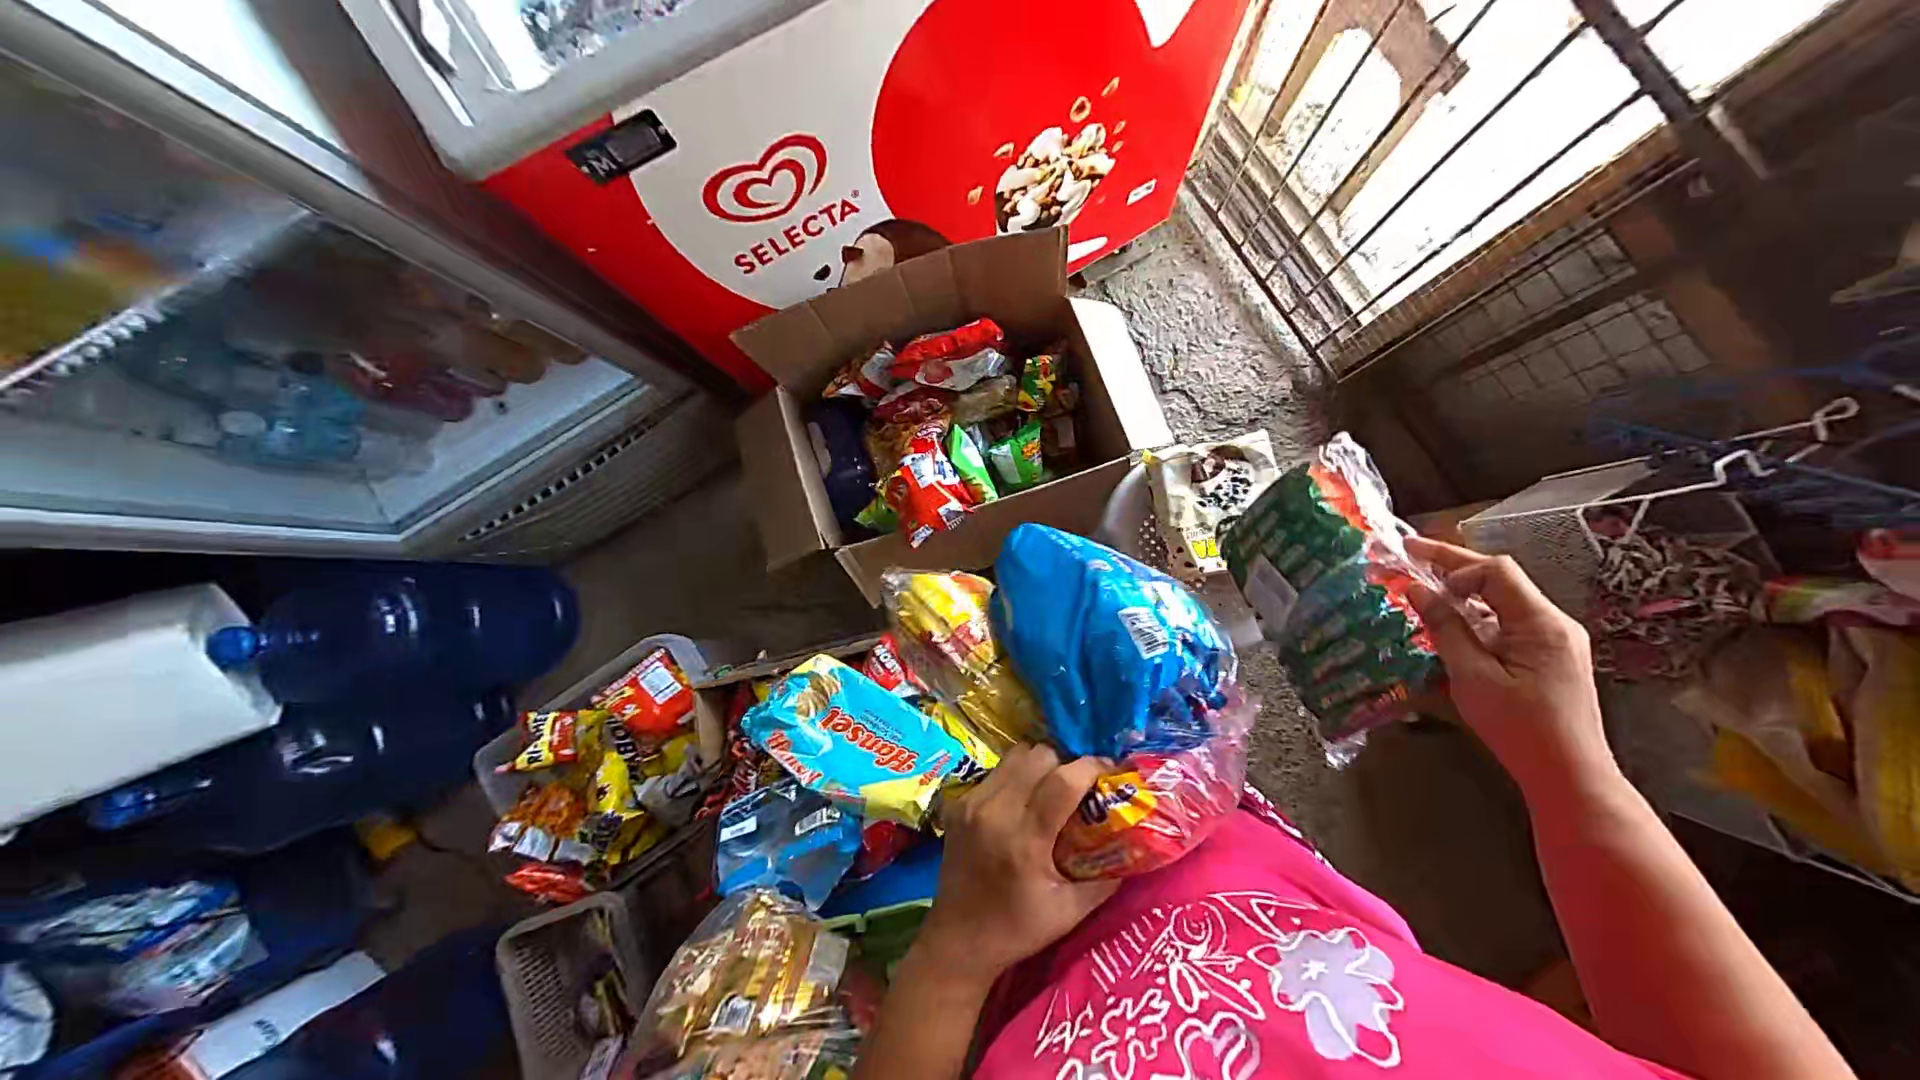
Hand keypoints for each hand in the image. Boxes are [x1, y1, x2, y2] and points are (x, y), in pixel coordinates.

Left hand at [914, 745, 1120, 987]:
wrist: (957, 939)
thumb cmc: (1016, 929)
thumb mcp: (1070, 912)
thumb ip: (1105, 878)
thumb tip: (1136, 846)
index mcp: (1024, 839)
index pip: (1062, 781)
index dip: (1091, 767)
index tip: (1110, 771)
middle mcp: (995, 810)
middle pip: (1039, 756)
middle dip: (1066, 763)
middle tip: (1081, 783)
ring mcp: (972, 802)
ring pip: (1015, 755)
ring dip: (1040, 764)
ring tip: (1053, 787)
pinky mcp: (957, 802)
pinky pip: (996, 770)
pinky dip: (1015, 775)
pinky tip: (1023, 801)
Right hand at [1405, 537, 1617, 796]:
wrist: (1569, 774)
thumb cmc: (1519, 727)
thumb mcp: (1472, 676)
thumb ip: (1445, 629)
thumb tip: (1417, 591)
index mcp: (1541, 624)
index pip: (1496, 572)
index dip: (1453, 566)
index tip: (1416, 573)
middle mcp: (1553, 623)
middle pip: (1499, 579)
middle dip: (1451, 566)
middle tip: (1408, 554)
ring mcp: (1553, 639)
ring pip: (1500, 600)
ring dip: (1460, 592)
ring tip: (1419, 588)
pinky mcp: (1547, 656)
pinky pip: (1505, 622)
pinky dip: (1473, 616)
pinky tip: (1447, 623)